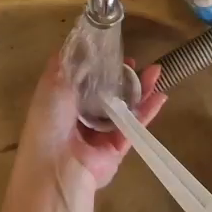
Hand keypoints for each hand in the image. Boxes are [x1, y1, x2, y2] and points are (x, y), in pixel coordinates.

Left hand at [14, 50, 167, 196]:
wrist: (57, 166)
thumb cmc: (50, 120)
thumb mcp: (52, 85)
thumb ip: (67, 66)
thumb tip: (75, 45)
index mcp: (62, 101)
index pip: (83, 78)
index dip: (98, 64)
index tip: (111, 51)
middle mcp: (80, 116)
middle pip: (106, 92)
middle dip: (122, 76)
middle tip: (136, 61)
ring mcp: (100, 132)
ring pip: (124, 106)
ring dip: (140, 89)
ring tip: (156, 71)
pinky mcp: (117, 148)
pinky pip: (134, 125)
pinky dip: (148, 111)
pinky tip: (161, 96)